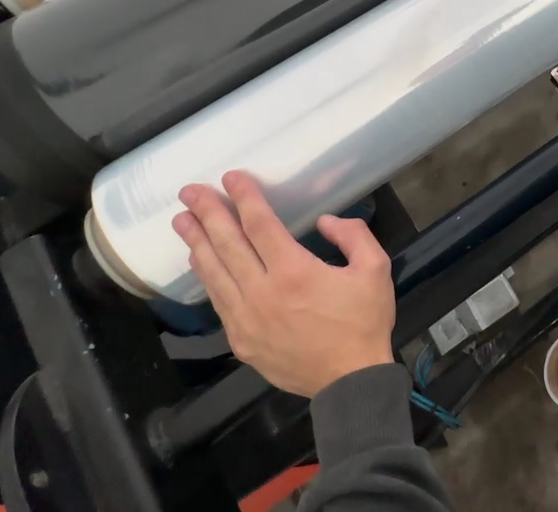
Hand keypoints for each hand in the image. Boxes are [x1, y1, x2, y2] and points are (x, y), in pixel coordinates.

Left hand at [173, 171, 395, 397]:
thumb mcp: (375, 270)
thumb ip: (354, 236)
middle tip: (190, 192)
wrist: (349, 379)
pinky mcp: (241, 340)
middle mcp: (262, 292)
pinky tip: (201, 261)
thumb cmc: (365, 321)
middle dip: (208, 215)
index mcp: (295, 272)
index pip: (261, 226)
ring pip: (215, 273)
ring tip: (182, 220)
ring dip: (197, 243)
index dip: (245, 199)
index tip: (231, 178)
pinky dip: (206, 276)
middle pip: (228, 246)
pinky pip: (218, 300)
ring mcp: (246, 318)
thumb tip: (326, 221)